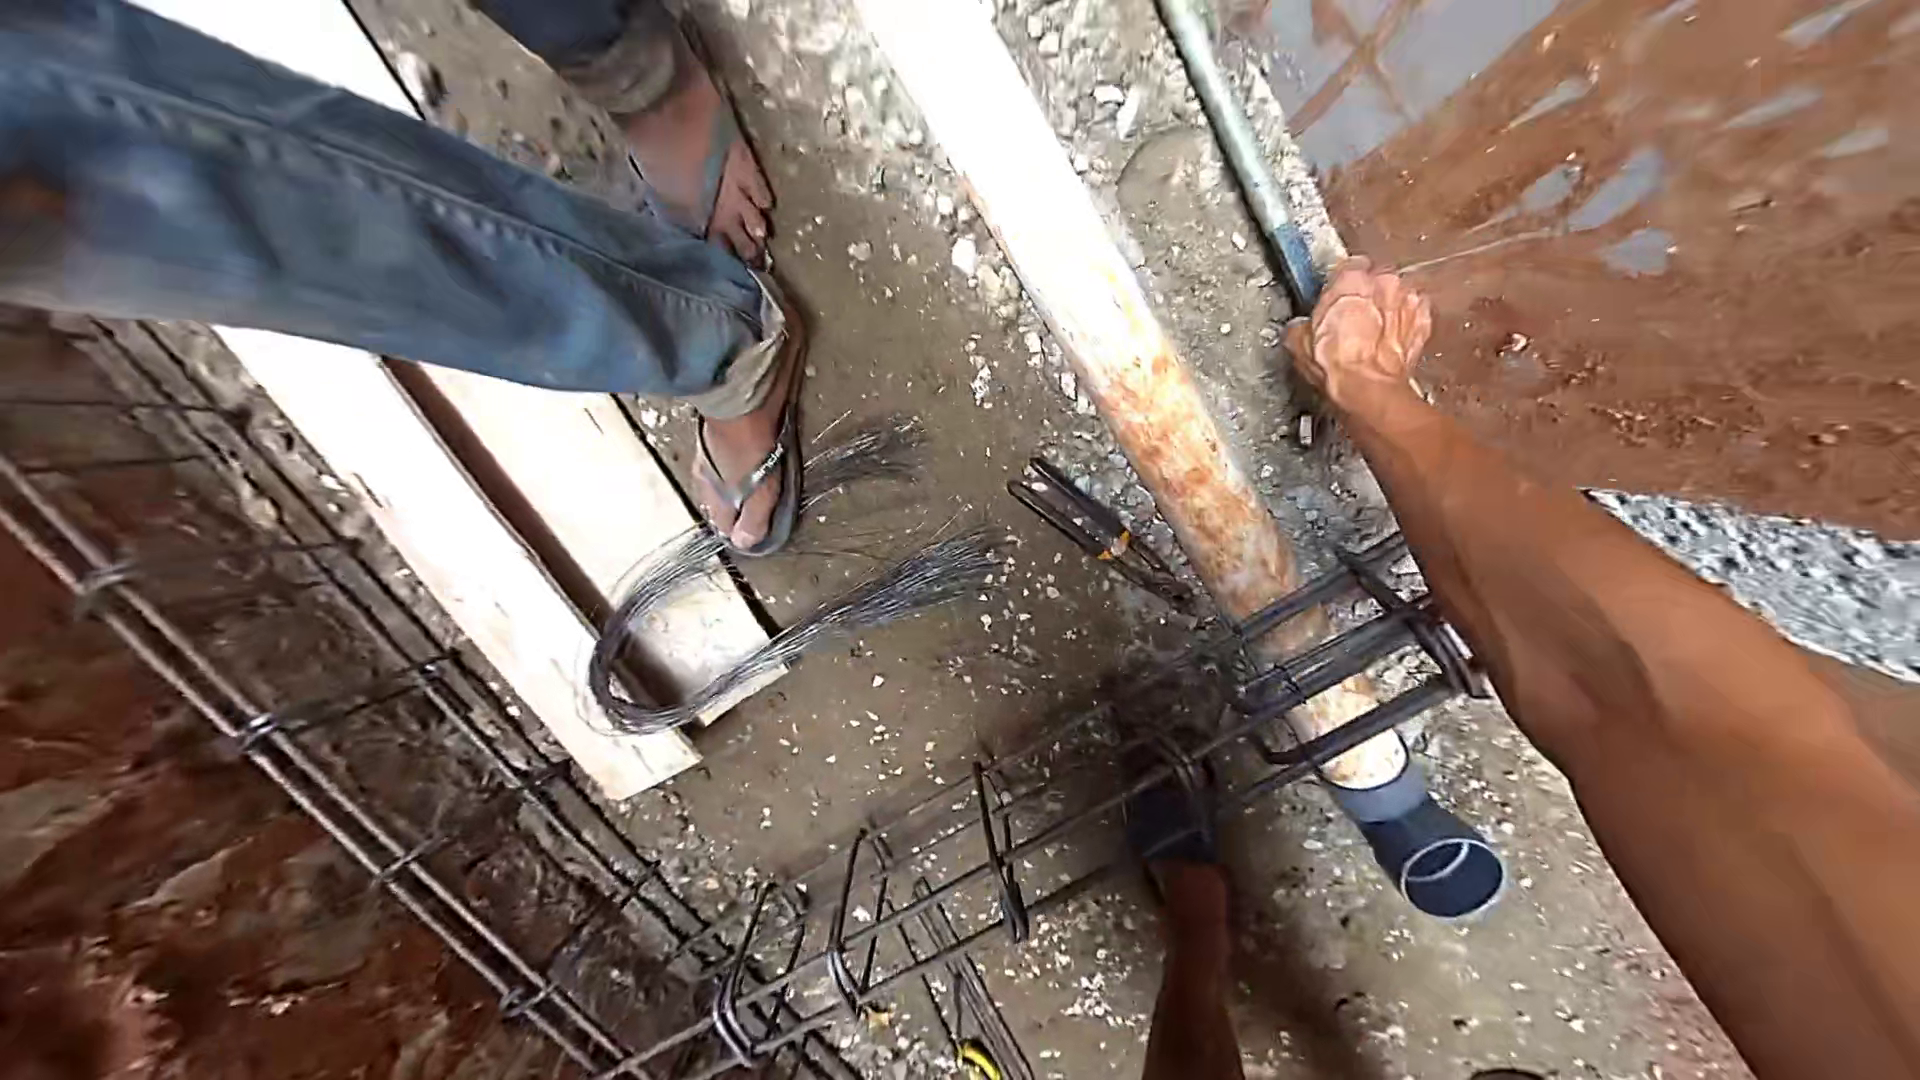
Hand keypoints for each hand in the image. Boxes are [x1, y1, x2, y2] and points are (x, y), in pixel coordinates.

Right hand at [1284, 256, 1430, 411]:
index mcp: (1350, 279)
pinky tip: (1386, 343)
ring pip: (1395, 296)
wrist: (1368, 388)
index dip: (1339, 284)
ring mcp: (1408, 299)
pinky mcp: (1424, 321)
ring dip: (1384, 310)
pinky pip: (1412, 315)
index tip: (1332, 299)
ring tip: (1368, 336)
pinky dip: (1401, 325)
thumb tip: (1299, 328)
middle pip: (1375, 280)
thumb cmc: (1336, 363)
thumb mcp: (1299, 344)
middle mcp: (1384, 282)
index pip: (1347, 266)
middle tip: (1348, 321)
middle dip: (1364, 296)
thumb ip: (1300, 326)